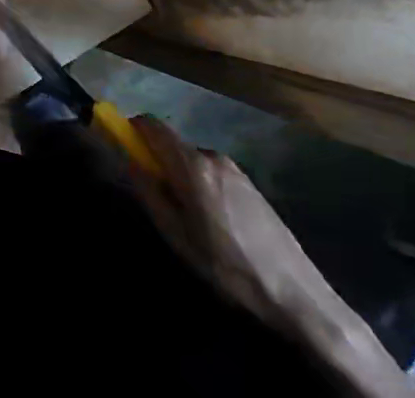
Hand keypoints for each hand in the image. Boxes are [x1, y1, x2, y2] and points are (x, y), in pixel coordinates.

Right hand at [130, 118, 414, 397]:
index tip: (121, 146)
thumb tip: (129, 160)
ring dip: (180, 176)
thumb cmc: (227, 266)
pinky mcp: (249, 181)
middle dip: (157, 162)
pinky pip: (210, 171)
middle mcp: (213, 156)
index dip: (132, 129)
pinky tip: (213, 223)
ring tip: (190, 221)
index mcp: (193, 165)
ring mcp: (234, 167)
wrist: (293, 290)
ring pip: (191, 160)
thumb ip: (149, 193)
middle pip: (172, 143)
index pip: (153, 125)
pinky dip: (199, 184)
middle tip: (158, 201)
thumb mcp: (177, 235)